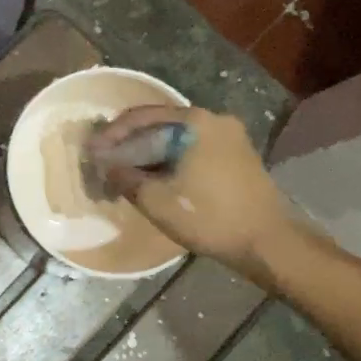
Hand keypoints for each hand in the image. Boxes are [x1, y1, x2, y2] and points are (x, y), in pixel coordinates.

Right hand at [88, 106, 296, 287]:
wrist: (268, 243)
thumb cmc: (209, 217)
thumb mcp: (156, 200)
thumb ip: (124, 177)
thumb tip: (105, 165)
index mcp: (194, 122)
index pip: (140, 117)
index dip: (111, 134)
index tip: (92, 152)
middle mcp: (214, 119)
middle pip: (159, 124)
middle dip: (129, 143)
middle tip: (106, 161)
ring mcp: (230, 136)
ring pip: (176, 137)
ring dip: (149, 152)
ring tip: (126, 172)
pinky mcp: (238, 155)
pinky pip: (193, 148)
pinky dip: (171, 158)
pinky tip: (156, 177)